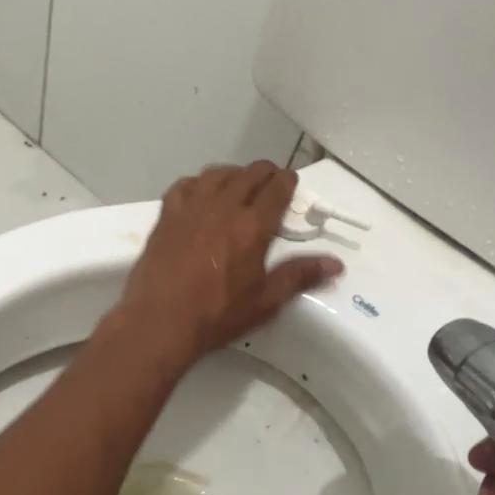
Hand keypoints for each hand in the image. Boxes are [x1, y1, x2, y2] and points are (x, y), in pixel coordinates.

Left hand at [113, 162, 342, 365]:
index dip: (287, 182)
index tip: (290, 182)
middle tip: (270, 181)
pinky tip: (199, 194)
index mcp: (252, 226)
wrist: (159, 322)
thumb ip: (299, 277)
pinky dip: (196, 184)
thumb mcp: (264, 301)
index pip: (276, 190)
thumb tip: (335, 264)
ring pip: (216, 175)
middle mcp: (222, 208)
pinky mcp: (165, 217)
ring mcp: (190, 209)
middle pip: (248, 174)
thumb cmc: (216, 315)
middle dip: (264, 173)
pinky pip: (183, 186)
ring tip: (237, 184)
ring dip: (232, 174)